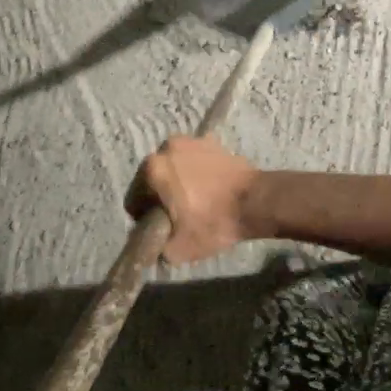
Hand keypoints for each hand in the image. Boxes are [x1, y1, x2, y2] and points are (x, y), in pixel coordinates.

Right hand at [125, 134, 263, 264]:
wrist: (255, 201)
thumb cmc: (211, 223)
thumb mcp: (177, 250)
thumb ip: (155, 248)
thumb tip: (151, 245)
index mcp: (152, 168)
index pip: (135, 199)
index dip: (144, 218)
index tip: (160, 229)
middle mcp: (166, 147)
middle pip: (153, 178)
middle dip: (160, 196)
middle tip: (178, 217)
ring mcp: (191, 140)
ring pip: (174, 167)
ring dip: (177, 182)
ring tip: (195, 202)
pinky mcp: (212, 141)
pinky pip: (194, 160)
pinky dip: (196, 172)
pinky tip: (208, 189)